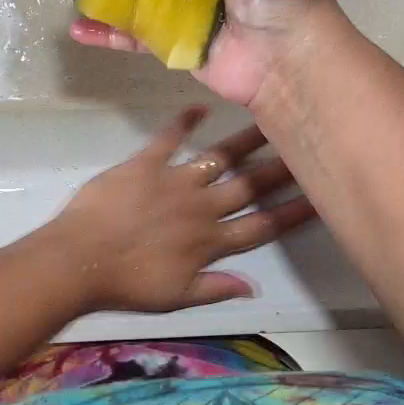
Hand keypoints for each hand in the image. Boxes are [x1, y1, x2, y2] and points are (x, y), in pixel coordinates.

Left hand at [34, 106, 315, 313]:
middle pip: (250, 186)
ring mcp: (174, 182)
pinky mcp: (145, 164)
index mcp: (209, 242)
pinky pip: (168, 138)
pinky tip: (200, 107)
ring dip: (247, 140)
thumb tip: (253, 287)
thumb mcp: (175, 298)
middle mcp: (201, 208)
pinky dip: (183, 122)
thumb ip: (215, 288)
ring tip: (270, 120)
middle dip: (282, 169)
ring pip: (220, 158)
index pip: (262, 227)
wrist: (80, 260)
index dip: (294, 214)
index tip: (323, 199)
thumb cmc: (125, 285)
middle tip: (310, 147)